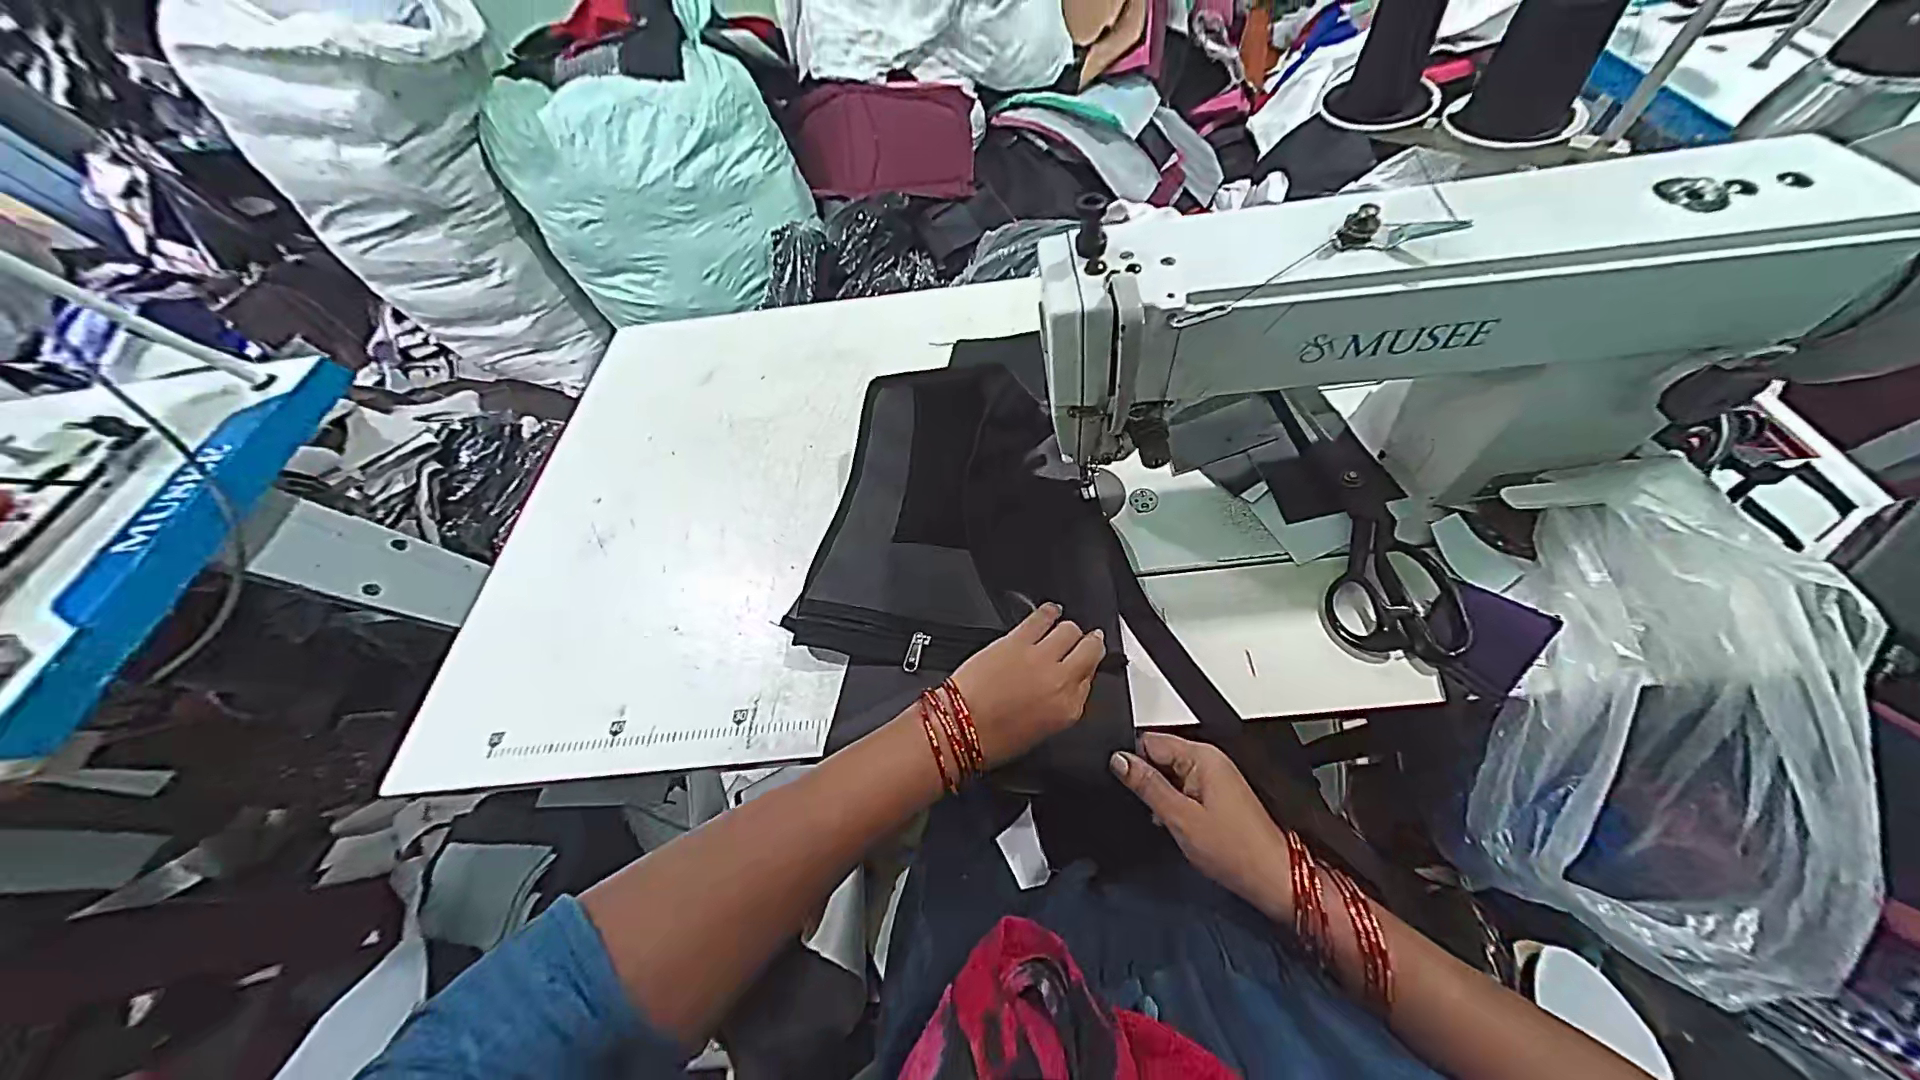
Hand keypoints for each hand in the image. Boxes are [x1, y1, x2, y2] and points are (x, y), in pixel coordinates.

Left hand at [950, 603, 1103, 766]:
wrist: (961, 727)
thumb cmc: (993, 737)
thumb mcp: (1039, 731)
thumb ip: (1058, 705)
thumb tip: (1061, 687)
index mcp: (1068, 709)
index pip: (1090, 680)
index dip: (1086, 669)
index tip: (1083, 663)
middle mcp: (1060, 680)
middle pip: (1089, 650)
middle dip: (1090, 644)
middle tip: (1088, 640)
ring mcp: (1040, 657)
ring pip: (1069, 630)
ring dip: (1069, 629)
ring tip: (1065, 628)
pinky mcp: (1018, 641)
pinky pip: (1042, 617)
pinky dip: (1049, 612)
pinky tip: (1050, 611)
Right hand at [1110, 732, 1293, 919]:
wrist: (1274, 880)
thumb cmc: (1238, 851)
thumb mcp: (1179, 817)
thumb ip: (1146, 784)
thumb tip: (1119, 760)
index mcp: (1201, 756)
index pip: (1147, 740)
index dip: (1132, 764)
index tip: (1131, 788)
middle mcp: (1210, 760)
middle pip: (1158, 756)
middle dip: (1149, 783)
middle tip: (1158, 812)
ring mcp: (1215, 776)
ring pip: (1169, 775)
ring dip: (1163, 797)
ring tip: (1176, 823)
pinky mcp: (1218, 793)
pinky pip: (1183, 788)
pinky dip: (1176, 805)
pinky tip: (1184, 827)